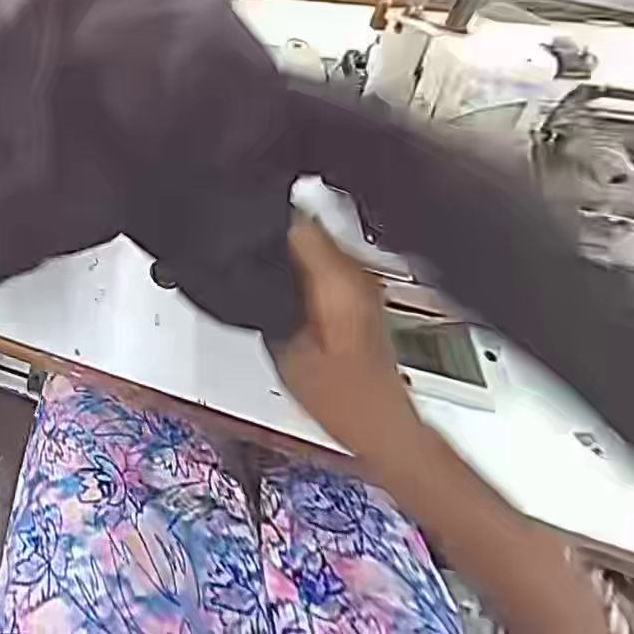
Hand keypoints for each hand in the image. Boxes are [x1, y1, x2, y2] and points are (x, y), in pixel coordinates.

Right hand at [275, 225, 612, 633]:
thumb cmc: (344, 400)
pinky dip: (303, 256)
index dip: (268, 209)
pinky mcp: (363, 290)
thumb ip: (267, 298)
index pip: (300, 221)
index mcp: (339, 281)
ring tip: (259, 243)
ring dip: (289, 238)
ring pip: (318, 237)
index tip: (246, 206)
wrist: (387, 427)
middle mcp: (358, 272)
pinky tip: (284, 268)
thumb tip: (251, 265)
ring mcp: (363, 279)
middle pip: (309, 222)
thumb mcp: (286, 350)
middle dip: (276, 220)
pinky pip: (325, 256)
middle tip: (245, 223)